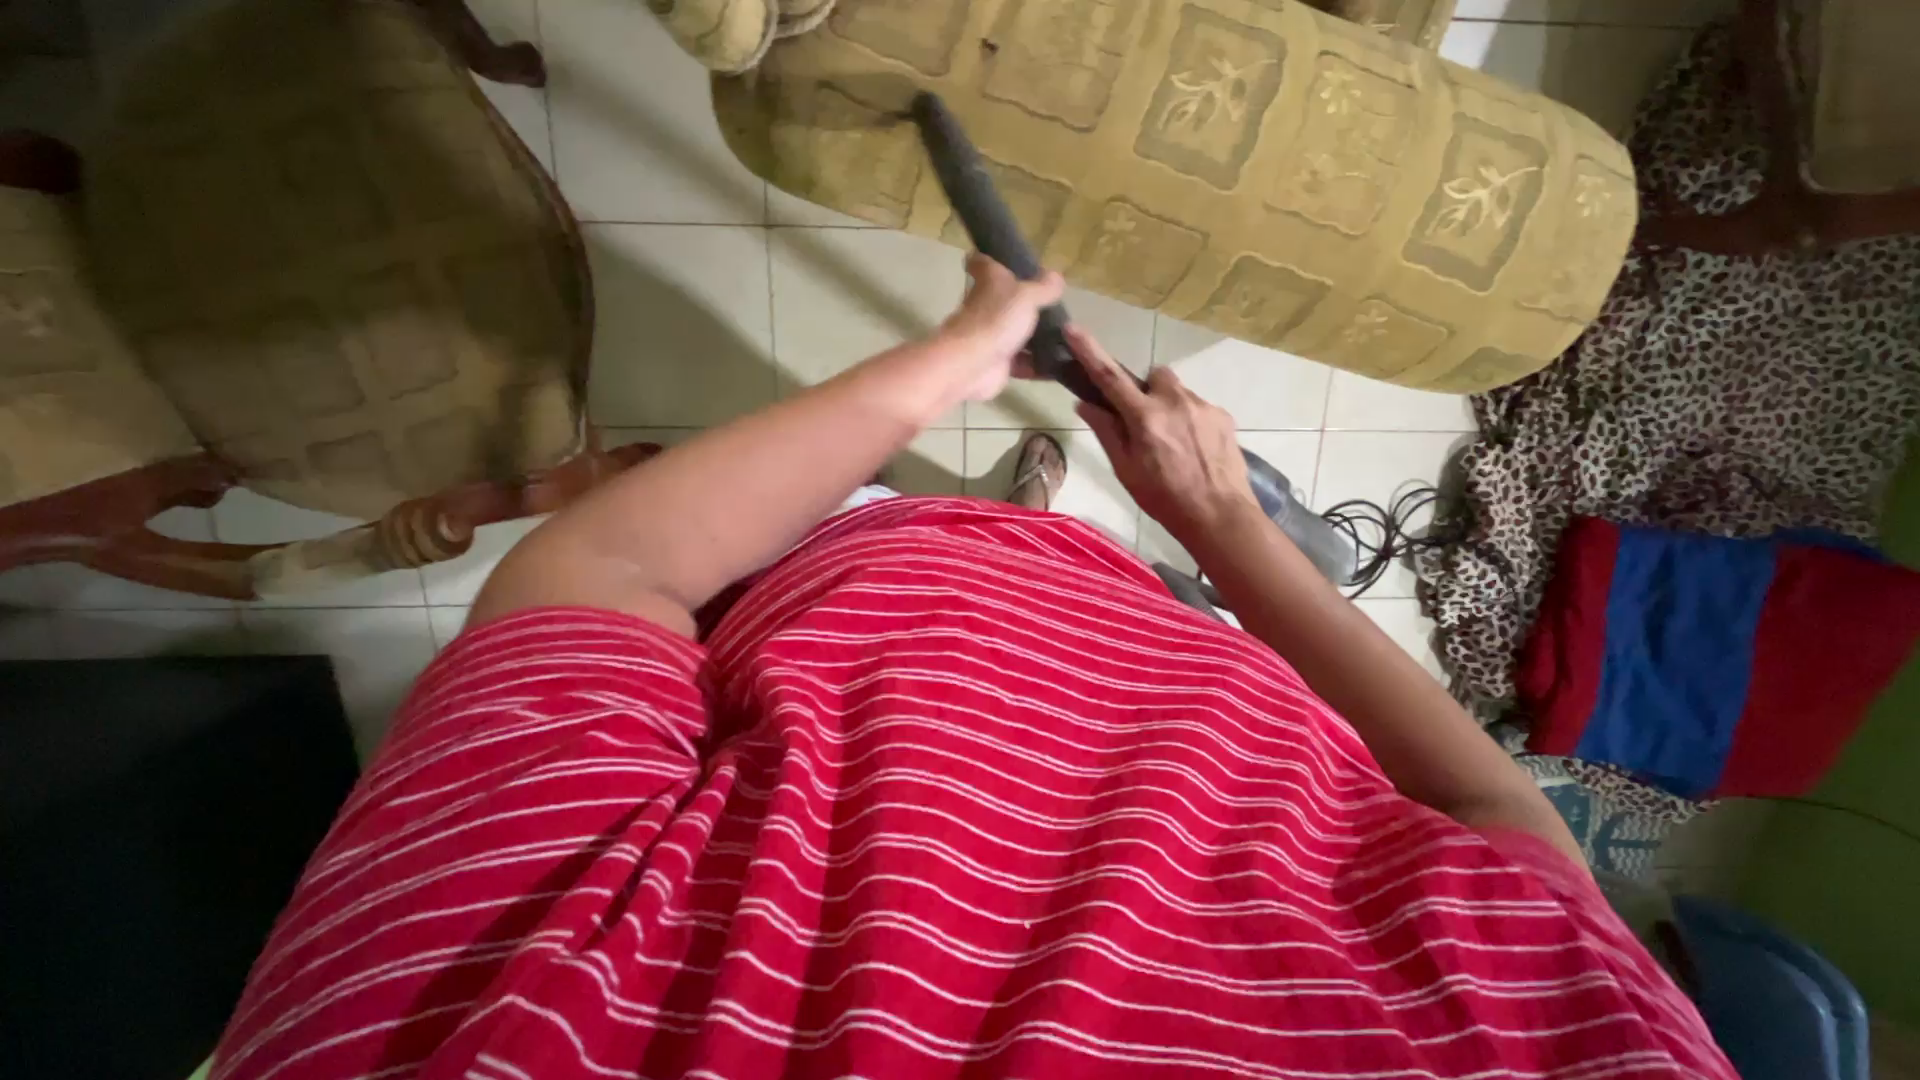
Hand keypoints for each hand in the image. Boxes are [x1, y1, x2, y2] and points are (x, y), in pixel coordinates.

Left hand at [931, 253, 1064, 402]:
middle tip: (1053, 304)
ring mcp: (991, 336)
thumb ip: (1044, 287)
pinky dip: (1038, 364)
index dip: (989, 259)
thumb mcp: (1027, 295)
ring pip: (1016, 333)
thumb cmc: (997, 319)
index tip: (1004, 261)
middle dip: (1025, 303)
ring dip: (1036, 336)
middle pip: (1004, 300)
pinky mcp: (997, 364)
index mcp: (989, 281)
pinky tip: (1060, 362)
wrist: (973, 363)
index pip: (982, 263)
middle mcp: (986, 306)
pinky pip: (1022, 362)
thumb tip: (1055, 276)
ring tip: (1064, 334)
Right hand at [1069, 325, 1260, 539]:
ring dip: (1170, 407)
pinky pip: (1199, 407)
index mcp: (1145, 417)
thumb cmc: (1164, 499)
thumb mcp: (1125, 471)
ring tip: (1174, 443)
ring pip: (1178, 392)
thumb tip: (1085, 404)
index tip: (1073, 329)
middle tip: (1145, 422)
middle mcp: (1175, 401)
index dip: (1089, 351)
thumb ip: (1107, 432)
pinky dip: (1191, 421)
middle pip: (1154, 376)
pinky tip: (1195, 450)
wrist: (1219, 515)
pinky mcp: (1223, 415)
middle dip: (1146, 391)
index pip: (1109, 377)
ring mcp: (1203, 406)